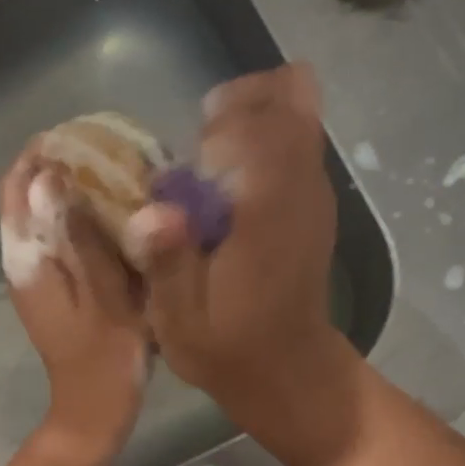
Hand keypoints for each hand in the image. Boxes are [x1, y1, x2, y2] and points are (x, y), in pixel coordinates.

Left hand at [0, 145, 148, 456]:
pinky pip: (63, 240)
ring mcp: (39, 279)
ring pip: (46, 218)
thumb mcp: (99, 292)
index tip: (82, 133)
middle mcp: (24, 265)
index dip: (39, 153)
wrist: (95, 411)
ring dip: (74, 191)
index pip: (15, 188)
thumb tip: (48, 175)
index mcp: (27, 263)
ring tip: (121, 171)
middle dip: (60, 167)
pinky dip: (85, 220)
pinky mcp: (57, 290)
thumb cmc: (103, 357)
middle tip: (110, 149)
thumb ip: (74, 235)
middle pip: (27, 199)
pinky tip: (122, 215)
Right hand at [124, 64, 339, 398]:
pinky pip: (294, 141)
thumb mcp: (180, 319)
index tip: (188, 163)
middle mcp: (301, 187)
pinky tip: (225, 194)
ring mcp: (313, 191)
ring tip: (207, 174)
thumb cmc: (227, 348)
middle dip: (240, 104)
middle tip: (198, 153)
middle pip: (290, 95)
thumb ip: (166, 261)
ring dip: (249, 123)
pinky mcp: (311, 202)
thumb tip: (151, 210)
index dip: (221, 123)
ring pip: (297, 111)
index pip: (263, 119)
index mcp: (268, 211)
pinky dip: (259, 145)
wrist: (286, 370)